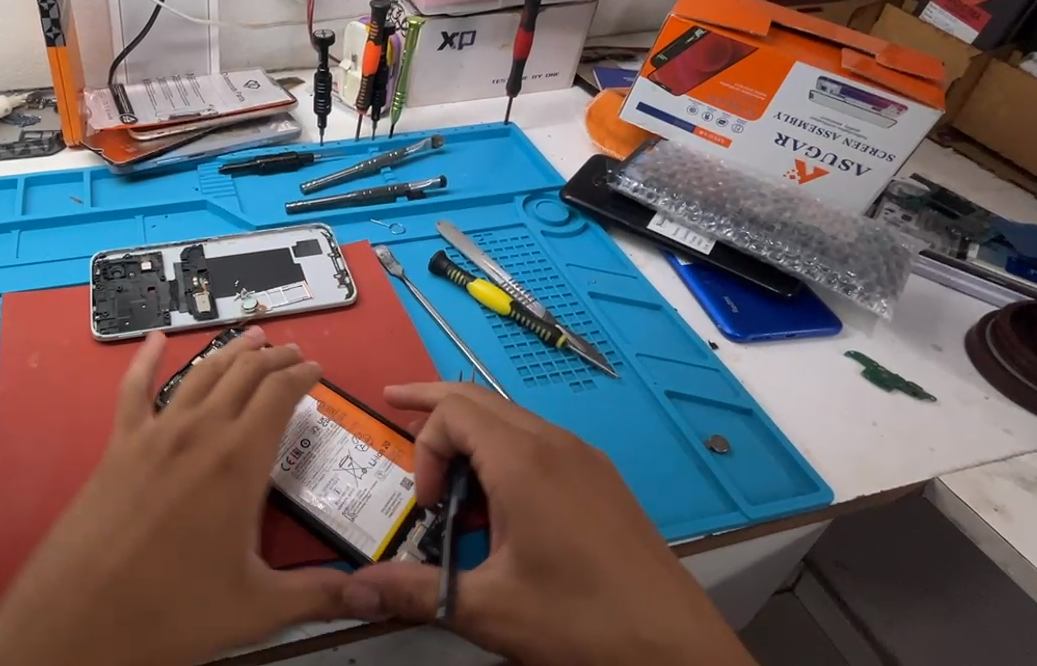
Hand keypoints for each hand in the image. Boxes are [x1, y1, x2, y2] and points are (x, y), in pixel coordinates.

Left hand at [0, 328, 352, 665]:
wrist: (81, 617)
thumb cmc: (173, 609)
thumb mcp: (256, 607)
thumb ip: (318, 595)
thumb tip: (370, 593)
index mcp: (239, 459)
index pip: (280, 394)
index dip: (302, 375)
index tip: (317, 370)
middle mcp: (201, 431)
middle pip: (244, 373)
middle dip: (274, 357)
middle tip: (292, 351)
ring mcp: (157, 432)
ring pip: (201, 373)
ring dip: (230, 351)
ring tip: (251, 337)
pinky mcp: (120, 443)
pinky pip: (134, 389)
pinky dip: (144, 359)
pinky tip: (152, 339)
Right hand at [344, 383, 753, 665]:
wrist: (682, 654)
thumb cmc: (582, 623)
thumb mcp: (491, 610)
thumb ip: (416, 591)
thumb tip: (355, 590)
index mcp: (523, 460)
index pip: (452, 412)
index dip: (425, 448)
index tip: (428, 507)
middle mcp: (553, 442)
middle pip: (477, 396)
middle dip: (431, 398)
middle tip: (393, 401)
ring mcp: (582, 456)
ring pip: (509, 415)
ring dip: (469, 427)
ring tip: (445, 465)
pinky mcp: (601, 477)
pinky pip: (537, 438)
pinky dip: (501, 445)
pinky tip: (498, 495)